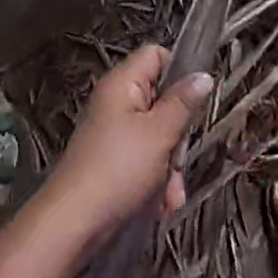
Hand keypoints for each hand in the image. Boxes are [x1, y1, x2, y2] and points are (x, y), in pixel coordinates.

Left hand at [42, 44, 213, 235]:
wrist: (74, 222)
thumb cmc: (118, 169)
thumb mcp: (159, 134)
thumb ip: (183, 103)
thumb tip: (204, 75)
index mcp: (122, 83)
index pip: (155, 55)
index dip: (179, 71)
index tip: (193, 101)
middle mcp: (116, 102)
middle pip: (162, 101)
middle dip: (178, 135)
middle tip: (179, 157)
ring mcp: (114, 132)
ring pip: (158, 137)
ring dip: (171, 166)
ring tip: (169, 193)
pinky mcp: (114, 161)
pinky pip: (146, 161)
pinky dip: (157, 182)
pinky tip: (160, 205)